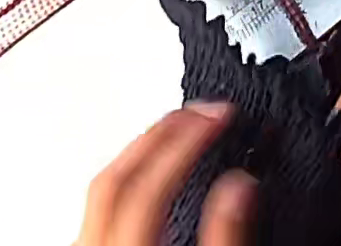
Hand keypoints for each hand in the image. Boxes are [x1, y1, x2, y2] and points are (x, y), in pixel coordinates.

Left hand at [77, 103, 254, 245]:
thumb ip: (225, 237)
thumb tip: (242, 183)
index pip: (151, 187)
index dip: (189, 140)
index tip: (222, 113)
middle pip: (117, 178)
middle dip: (164, 130)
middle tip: (204, 107)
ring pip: (102, 185)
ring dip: (143, 144)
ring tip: (181, 124)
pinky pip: (98, 199)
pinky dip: (128, 169)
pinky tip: (150, 163)